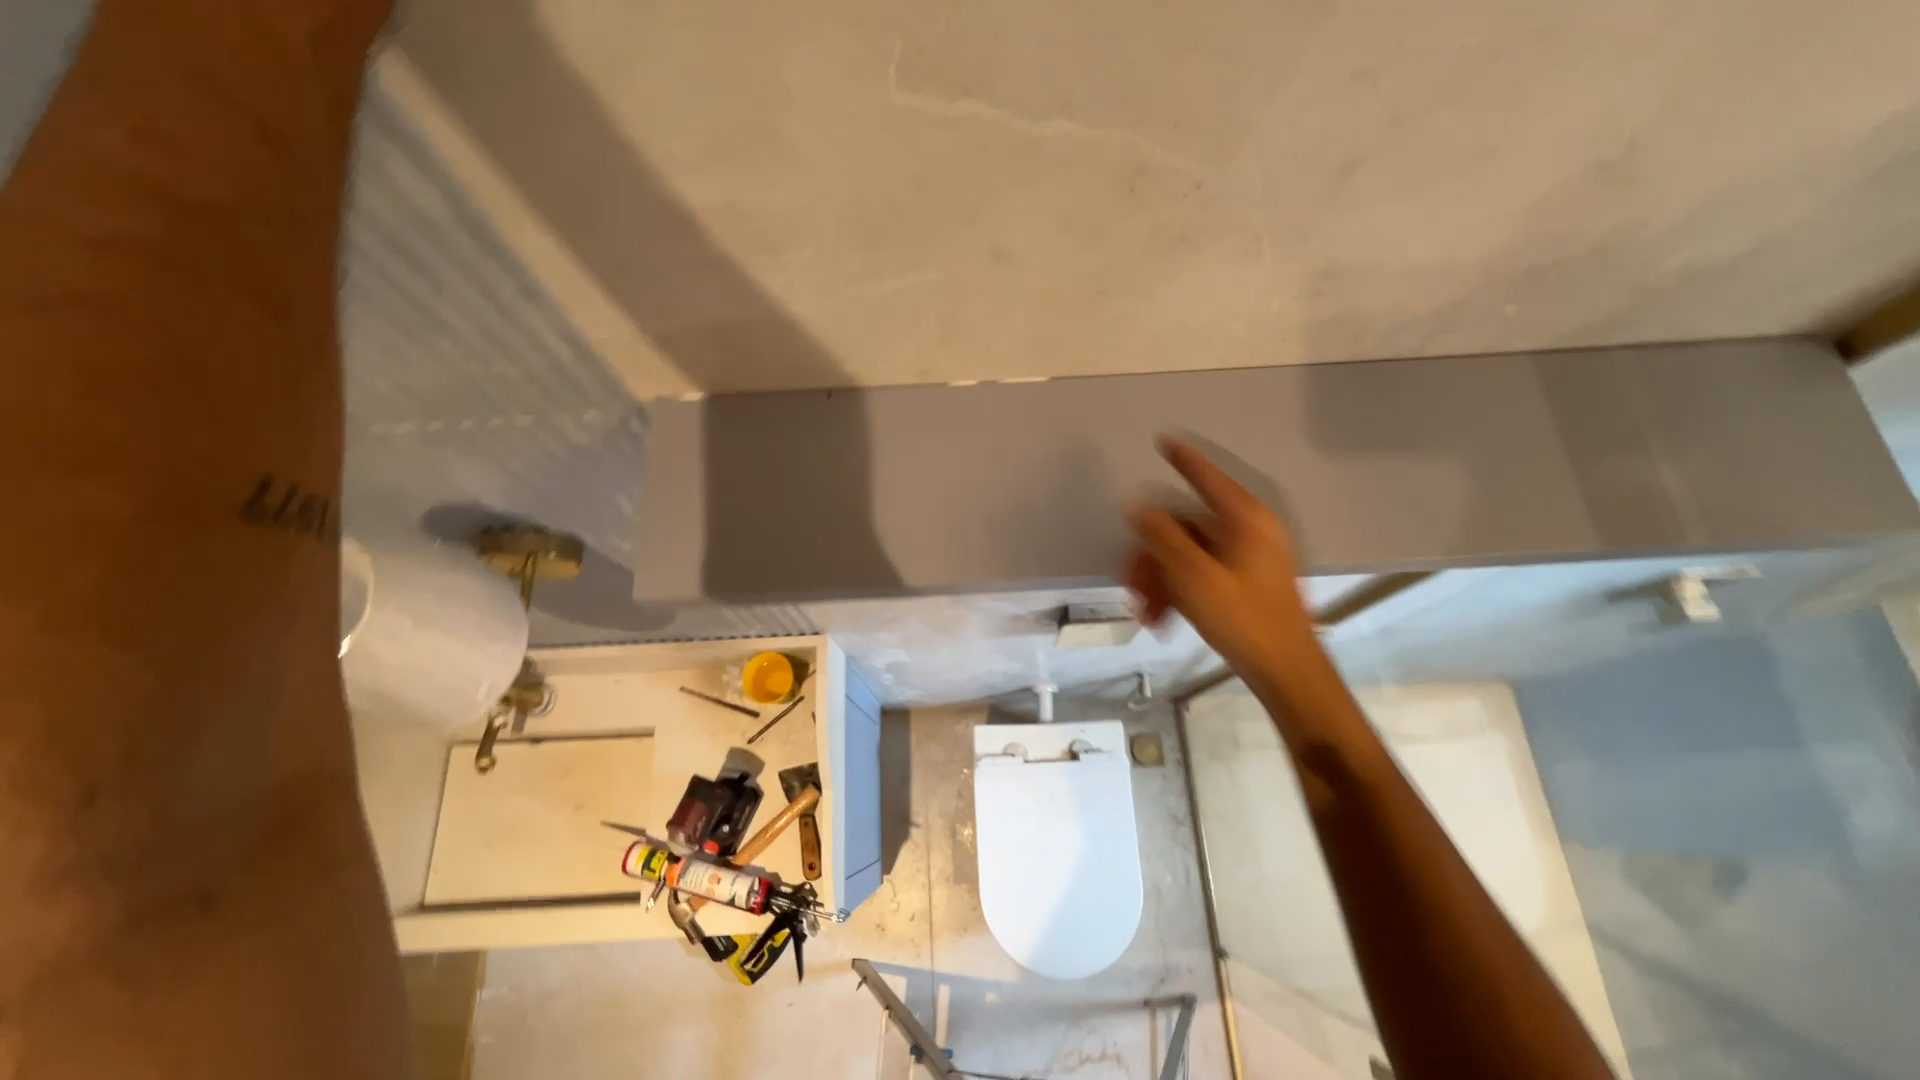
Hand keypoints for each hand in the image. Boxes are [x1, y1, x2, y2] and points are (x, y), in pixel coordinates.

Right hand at [1125, 438, 1314, 674]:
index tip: (1162, 440)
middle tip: (1129, 584)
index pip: (1208, 478)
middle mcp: (1249, 532)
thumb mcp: (1195, 578)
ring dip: (1159, 580)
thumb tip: (1138, 507)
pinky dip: (1177, 592)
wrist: (1285, 671)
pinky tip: (1162, 619)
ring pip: (1188, 554)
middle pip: (1185, 526)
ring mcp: (1248, 558)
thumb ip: (1164, 538)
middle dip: (1151, 555)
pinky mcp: (1244, 583)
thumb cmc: (1244, 620)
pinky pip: (1201, 574)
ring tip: (1145, 614)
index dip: (1183, 460)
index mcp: (1245, 521)